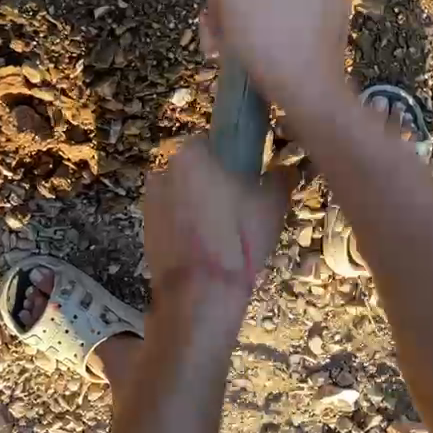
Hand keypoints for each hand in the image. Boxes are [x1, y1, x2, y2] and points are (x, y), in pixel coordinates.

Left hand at [143, 141, 295, 332]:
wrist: (200, 292)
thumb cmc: (238, 238)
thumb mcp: (272, 205)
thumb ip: (281, 177)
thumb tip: (288, 169)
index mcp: (190, 155)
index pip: (210, 141)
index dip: (229, 157)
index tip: (244, 175)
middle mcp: (163, 170)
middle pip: (192, 168)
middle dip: (210, 181)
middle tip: (236, 204)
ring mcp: (149, 201)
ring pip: (180, 193)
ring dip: (195, 203)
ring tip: (221, 230)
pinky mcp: (144, 228)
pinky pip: (170, 217)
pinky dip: (184, 225)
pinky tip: (204, 246)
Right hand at [206, 0, 352, 112]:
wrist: (308, 97)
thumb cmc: (274, 41)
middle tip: (224, 7)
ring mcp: (329, 18)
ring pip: (281, 5)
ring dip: (248, 17)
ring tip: (222, 38)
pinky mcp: (322, 45)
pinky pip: (288, 30)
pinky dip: (264, 37)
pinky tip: (238, 55)